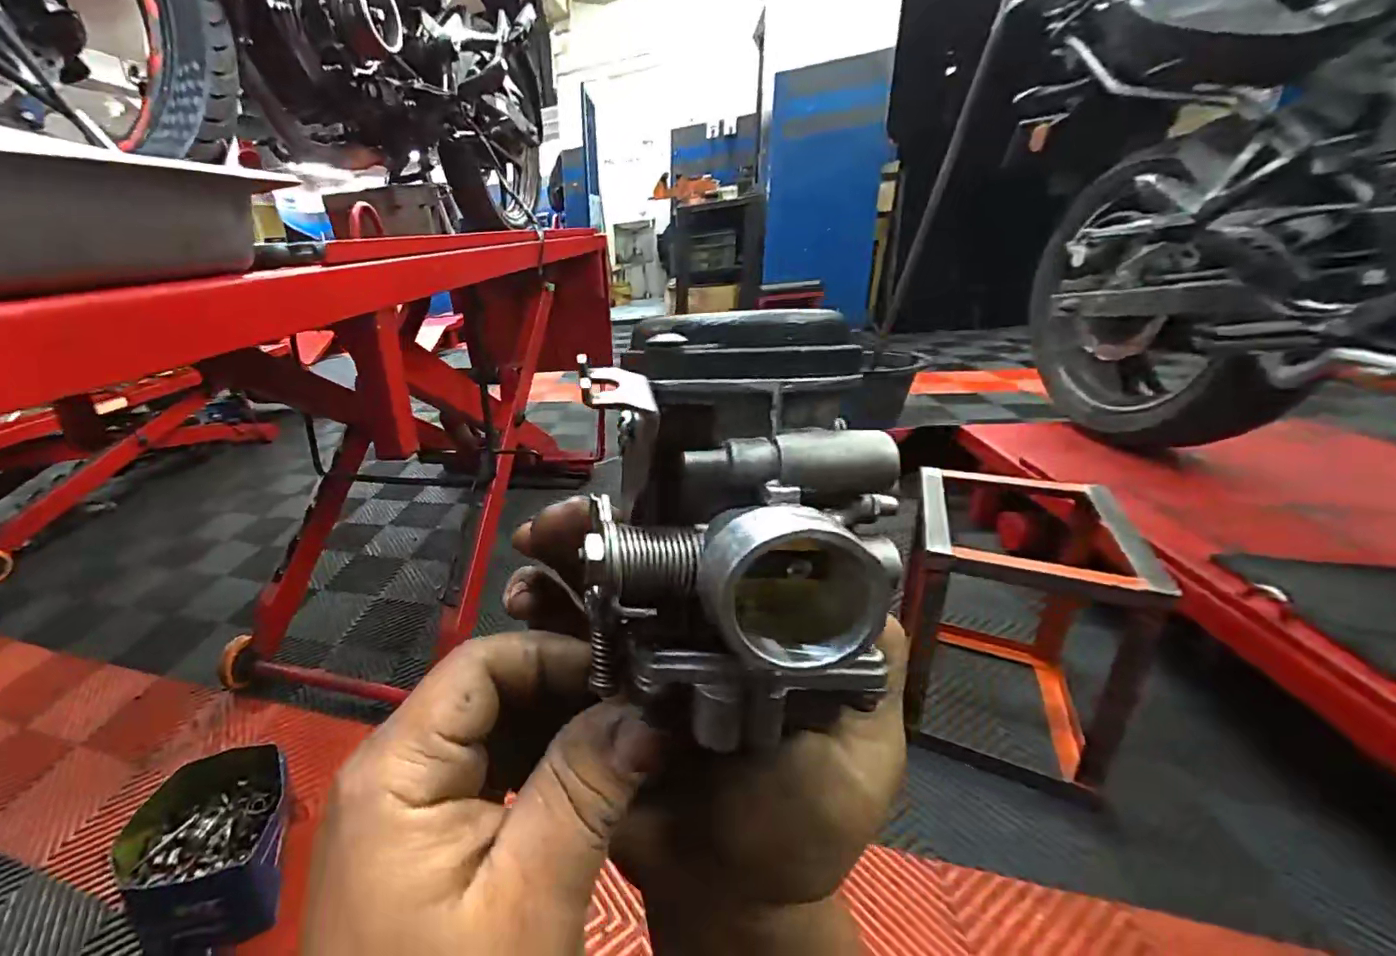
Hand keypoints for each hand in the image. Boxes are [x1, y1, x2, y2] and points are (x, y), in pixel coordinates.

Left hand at [301, 630, 662, 955]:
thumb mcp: (529, 899)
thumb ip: (585, 788)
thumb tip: (646, 708)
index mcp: (396, 767)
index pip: (481, 663)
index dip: (555, 657)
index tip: (624, 678)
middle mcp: (390, 766)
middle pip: (486, 689)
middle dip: (565, 690)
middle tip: (638, 707)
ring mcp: (402, 801)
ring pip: (493, 727)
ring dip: (560, 726)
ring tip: (626, 735)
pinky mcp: (420, 832)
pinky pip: (488, 770)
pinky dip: (541, 765)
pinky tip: (589, 775)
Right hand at [509, 499, 909, 953]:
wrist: (732, 893)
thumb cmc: (805, 819)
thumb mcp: (861, 747)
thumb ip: (872, 671)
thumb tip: (863, 581)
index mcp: (749, 629)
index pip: (715, 556)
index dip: (682, 522)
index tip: (647, 502)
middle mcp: (694, 630)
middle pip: (648, 562)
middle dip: (606, 530)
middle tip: (568, 518)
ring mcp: (644, 660)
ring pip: (601, 591)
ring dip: (567, 559)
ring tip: (540, 544)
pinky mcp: (598, 696)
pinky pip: (564, 648)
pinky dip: (541, 616)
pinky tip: (524, 601)